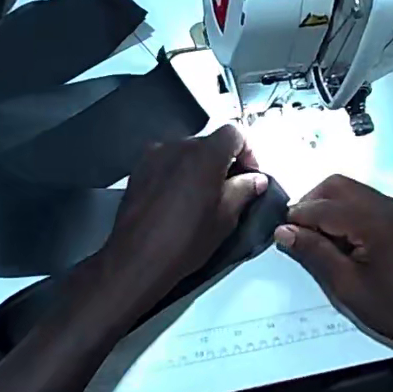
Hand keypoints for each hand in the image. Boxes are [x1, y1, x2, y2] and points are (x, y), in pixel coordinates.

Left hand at [96, 125, 267, 307]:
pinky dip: (177, 173)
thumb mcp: (225, 218)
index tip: (249, 173)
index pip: (234, 134)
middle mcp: (178, 147)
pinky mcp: (139, 168)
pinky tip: (178, 200)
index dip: (247, 152)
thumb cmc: (182, 241)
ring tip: (202, 198)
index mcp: (205, 154)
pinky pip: (166, 162)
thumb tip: (254, 180)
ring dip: (199, 168)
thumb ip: (243, 190)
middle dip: (223, 162)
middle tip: (230, 189)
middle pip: (209, 142)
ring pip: (187, 152)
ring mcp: (155, 155)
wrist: (138, 257)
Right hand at [273, 174, 392, 354]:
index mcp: (375, 221)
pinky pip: (366, 200)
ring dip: (328, 204)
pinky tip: (341, 237)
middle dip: (312, 202)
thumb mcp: (346, 285)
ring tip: (317, 235)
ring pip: (351, 190)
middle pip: (337, 186)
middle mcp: (388, 206)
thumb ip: (314, 252)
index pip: (324, 207)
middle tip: (298, 230)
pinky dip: (346, 210)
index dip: (298, 217)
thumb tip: (284, 230)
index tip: (281, 231)